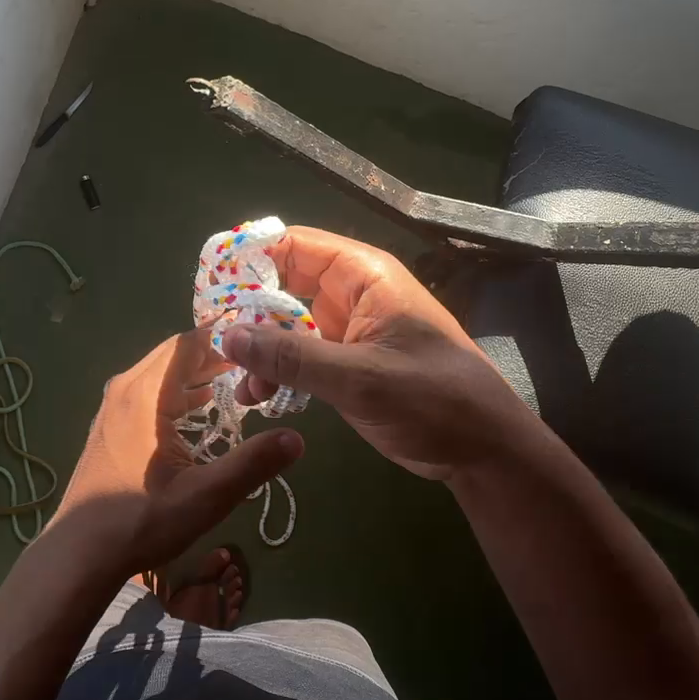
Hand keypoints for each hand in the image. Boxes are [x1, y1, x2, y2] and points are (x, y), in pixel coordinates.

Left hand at [47, 331, 303, 577]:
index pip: (186, 343)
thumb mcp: (205, 496)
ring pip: (160, 376)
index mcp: (144, 393)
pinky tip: (200, 413)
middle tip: (254, 366)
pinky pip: (148, 394)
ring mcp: (113, 408)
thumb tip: (297, 438)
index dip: (223, 338)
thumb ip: (252, 464)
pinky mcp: (111, 427)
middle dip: (213, 357)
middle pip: (173, 356)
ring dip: (195, 377)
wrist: (80, 554)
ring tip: (235, 385)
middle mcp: (125, 389)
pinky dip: (176, 395)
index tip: (258, 343)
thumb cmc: (141, 520)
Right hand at [223, 226, 522, 480]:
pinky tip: (258, 398)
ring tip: (241, 386)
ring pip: (286, 326)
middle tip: (216, 342)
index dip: (251, 260)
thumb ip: (291, 356)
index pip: (294, 245)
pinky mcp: (345, 364)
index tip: (213, 288)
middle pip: (283, 285)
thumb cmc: (435, 400)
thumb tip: (226, 334)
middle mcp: (351, 294)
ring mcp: (347, 330)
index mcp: (363, 276)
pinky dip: (275, 373)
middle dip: (248, 314)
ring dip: (259, 351)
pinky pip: (298, 356)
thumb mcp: (360, 378)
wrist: (485, 454)